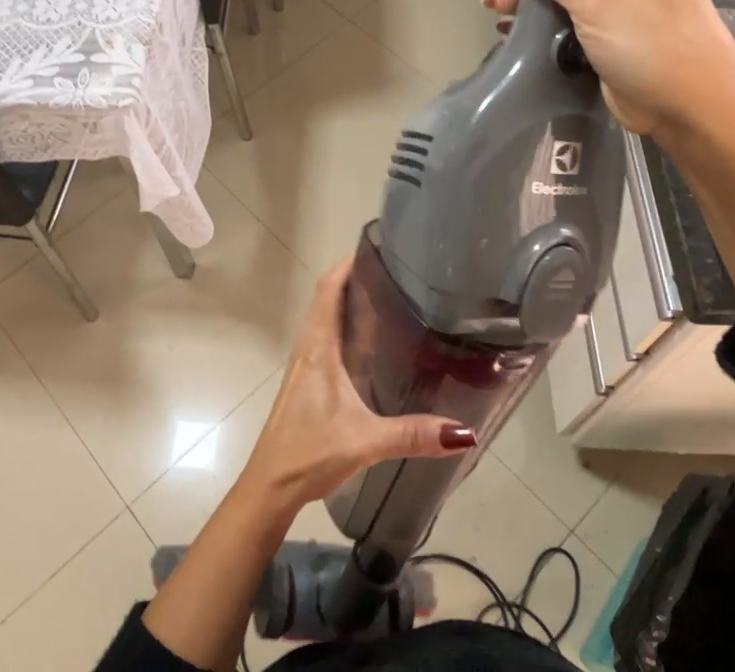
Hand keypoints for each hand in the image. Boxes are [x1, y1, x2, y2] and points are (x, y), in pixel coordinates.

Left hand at [238, 256, 473, 513]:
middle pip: (328, 299)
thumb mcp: (364, 442)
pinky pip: (328, 342)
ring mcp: (306, 367)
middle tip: (398, 271)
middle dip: (357, 279)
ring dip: (351, 305)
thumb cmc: (307, 453)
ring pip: (326, 321)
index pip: (328, 290)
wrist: (269, 486)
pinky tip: (374, 347)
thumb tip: (465, 431)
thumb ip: (412, 435)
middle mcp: (308, 350)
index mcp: (317, 350)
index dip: (348, 264)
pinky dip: (348, 330)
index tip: (377, 247)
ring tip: (392, 299)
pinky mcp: (308, 385)